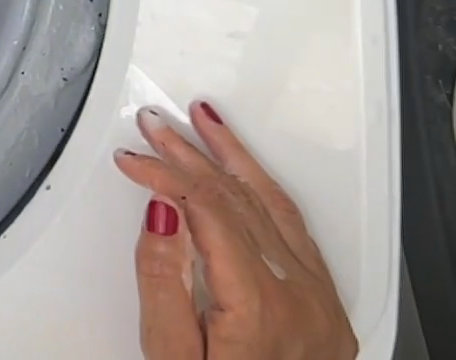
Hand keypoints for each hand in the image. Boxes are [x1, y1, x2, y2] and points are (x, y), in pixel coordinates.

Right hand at [115, 103, 357, 359]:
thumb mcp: (168, 357)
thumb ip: (162, 282)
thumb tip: (160, 213)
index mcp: (257, 306)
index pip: (204, 207)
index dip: (163, 172)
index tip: (131, 160)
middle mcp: (299, 298)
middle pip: (236, 198)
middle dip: (187, 153)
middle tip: (152, 124)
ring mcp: (319, 302)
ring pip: (272, 204)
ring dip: (232, 156)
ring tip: (203, 120)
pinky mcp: (325, 307)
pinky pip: (297, 229)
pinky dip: (266, 187)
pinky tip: (247, 168)